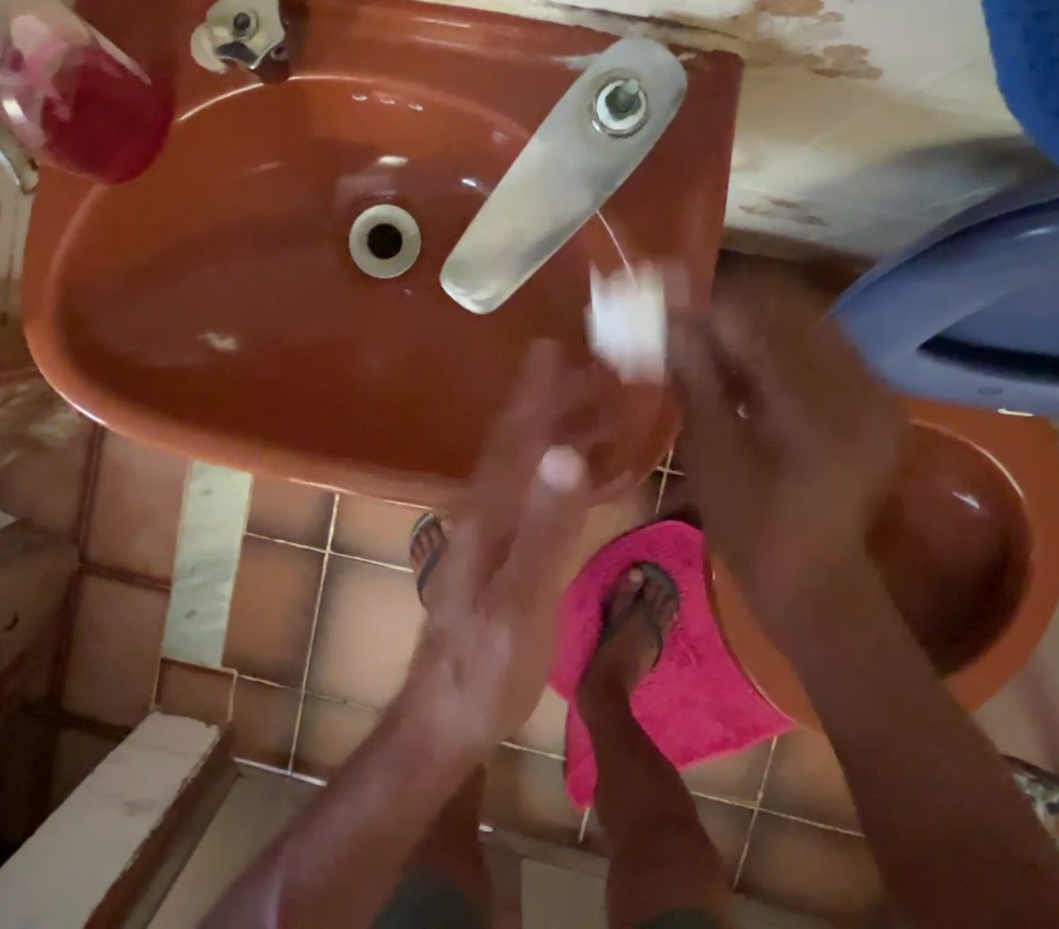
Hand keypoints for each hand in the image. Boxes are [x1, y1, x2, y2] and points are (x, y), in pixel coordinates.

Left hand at [399, 342, 607, 754]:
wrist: (449, 713)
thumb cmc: (487, 662)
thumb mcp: (520, 598)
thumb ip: (546, 526)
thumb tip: (567, 450)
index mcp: (489, 510)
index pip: (519, 433)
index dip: (541, 389)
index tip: (564, 346)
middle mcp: (486, 509)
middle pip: (524, 440)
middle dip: (561, 402)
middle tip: (605, 370)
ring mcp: (493, 533)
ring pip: (532, 466)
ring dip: (566, 432)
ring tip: (609, 409)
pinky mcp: (504, 556)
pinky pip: (539, 499)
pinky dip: (568, 477)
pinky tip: (594, 475)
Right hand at [669, 269, 902, 623]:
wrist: (813, 578)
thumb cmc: (749, 526)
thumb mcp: (710, 454)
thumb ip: (694, 378)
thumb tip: (668, 319)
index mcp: (815, 409)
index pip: (755, 325)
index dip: (705, 305)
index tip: (662, 299)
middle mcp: (859, 387)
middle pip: (788, 313)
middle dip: (730, 308)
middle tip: (683, 318)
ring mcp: (875, 392)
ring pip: (808, 325)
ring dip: (756, 324)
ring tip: (711, 340)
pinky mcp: (876, 400)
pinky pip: (825, 349)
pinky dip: (782, 346)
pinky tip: (749, 365)